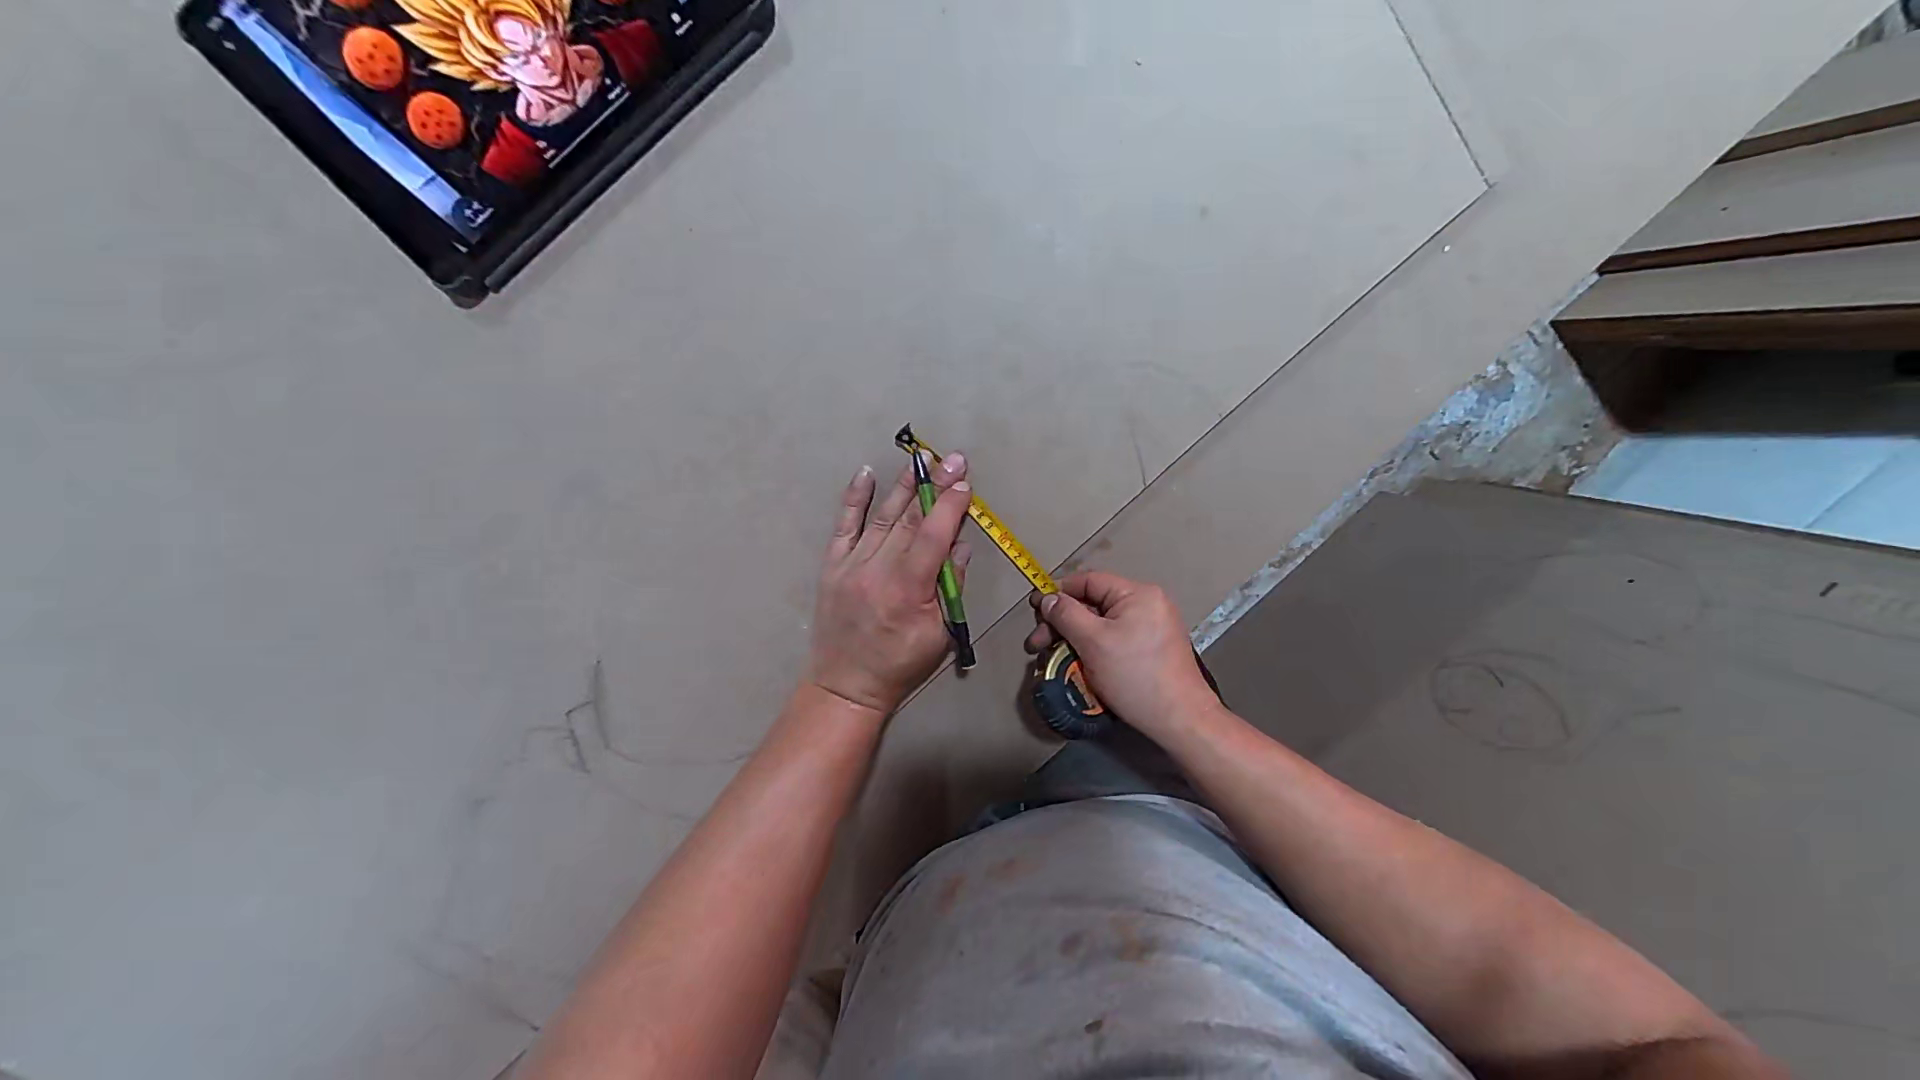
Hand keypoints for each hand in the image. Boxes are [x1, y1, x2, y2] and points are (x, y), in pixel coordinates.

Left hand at [808, 453, 973, 714]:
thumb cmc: (899, 665)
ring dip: (903, 485)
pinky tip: (865, 474)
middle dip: (934, 485)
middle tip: (952, 458)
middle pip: (910, 517)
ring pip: (882, 515)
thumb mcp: (938, 634)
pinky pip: (844, 525)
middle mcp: (878, 569)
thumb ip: (950, 587)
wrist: (845, 684)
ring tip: (921, 459)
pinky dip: (855, 498)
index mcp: (907, 588)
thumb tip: (960, 546)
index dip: (951, 505)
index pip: (934, 535)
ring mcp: (852, 564)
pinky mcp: (833, 565)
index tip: (965, 482)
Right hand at [1024, 571, 1217, 736]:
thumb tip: (1048, 599)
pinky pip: (1113, 639)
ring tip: (1052, 657)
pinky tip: (1075, 662)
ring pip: (1100, 624)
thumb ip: (1066, 615)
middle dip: (1061, 622)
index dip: (1058, 592)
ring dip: (1073, 638)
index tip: (1035, 607)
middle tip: (1038, 642)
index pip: (1088, 581)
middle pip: (1092, 603)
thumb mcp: (1093, 642)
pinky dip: (1091, 648)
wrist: (1179, 719)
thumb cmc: (1137, 677)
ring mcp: (1151, 627)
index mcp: (1138, 594)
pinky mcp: (1150, 649)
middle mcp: (1147, 604)